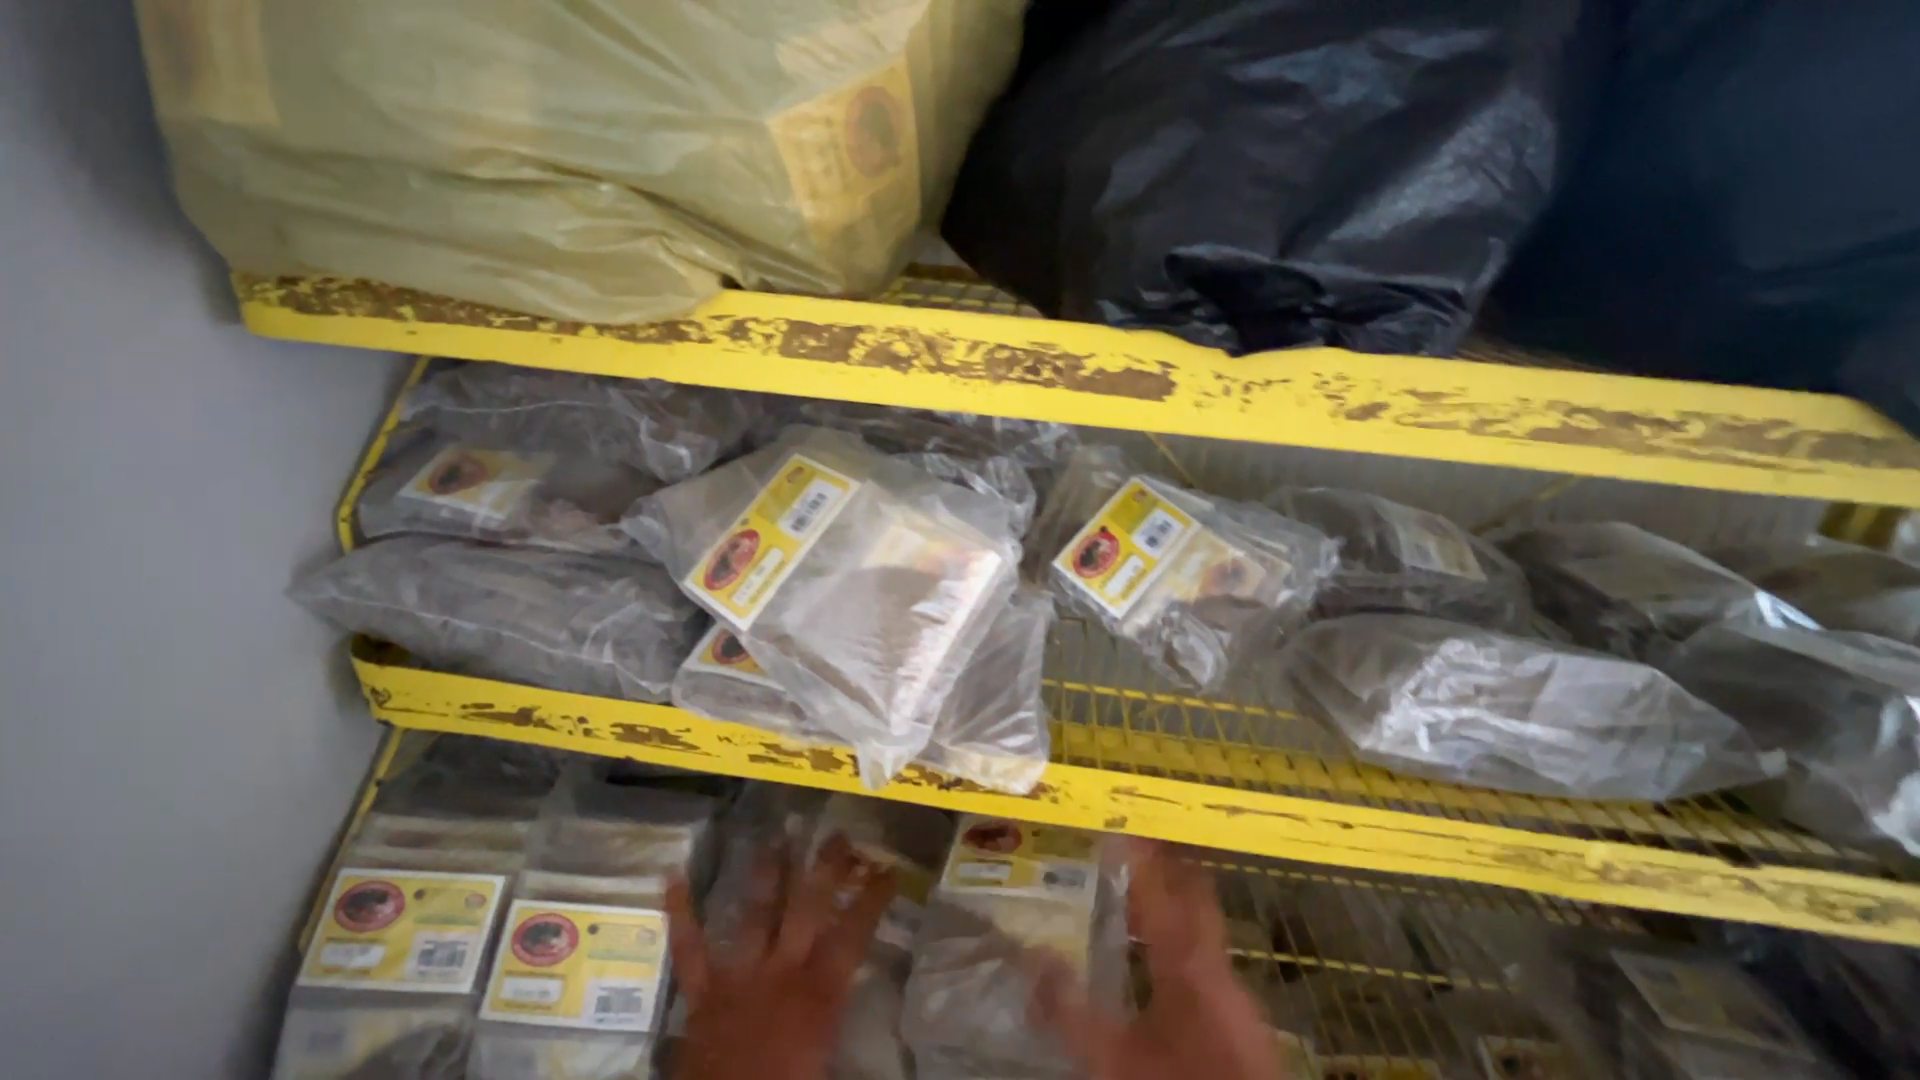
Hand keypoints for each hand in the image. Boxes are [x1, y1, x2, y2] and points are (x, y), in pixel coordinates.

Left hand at [666, 834, 897, 1079]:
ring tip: (776, 838)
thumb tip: (853, 996)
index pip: (853, 934)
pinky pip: (689, 948)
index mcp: (820, 992)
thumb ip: (841, 1020)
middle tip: (835, 836)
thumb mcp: (831, 1062)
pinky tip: (673, 877)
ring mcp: (740, 976)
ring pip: (756, 914)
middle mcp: (782, 972)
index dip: (872, 899)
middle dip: (824, 870)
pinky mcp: (703, 992)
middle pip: (808, 909)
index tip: (887, 869)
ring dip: (767, 875)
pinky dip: (681, 913)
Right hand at [1029, 840, 1286, 1079]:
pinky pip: (1207, 952)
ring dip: (1173, 900)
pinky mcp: (1239, 1015)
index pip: (1163, 889)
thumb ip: (1069, 1007)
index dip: (1142, 854)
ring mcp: (1236, 990)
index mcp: (1188, 962)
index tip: (1120, 823)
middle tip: (1132, 842)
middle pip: (1196, 895)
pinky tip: (1156, 953)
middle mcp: (1218, 965)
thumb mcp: (1111, 1057)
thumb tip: (1032, 956)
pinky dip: (1180, 933)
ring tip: (1134, 890)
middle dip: (1166, 864)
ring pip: (1203, 924)